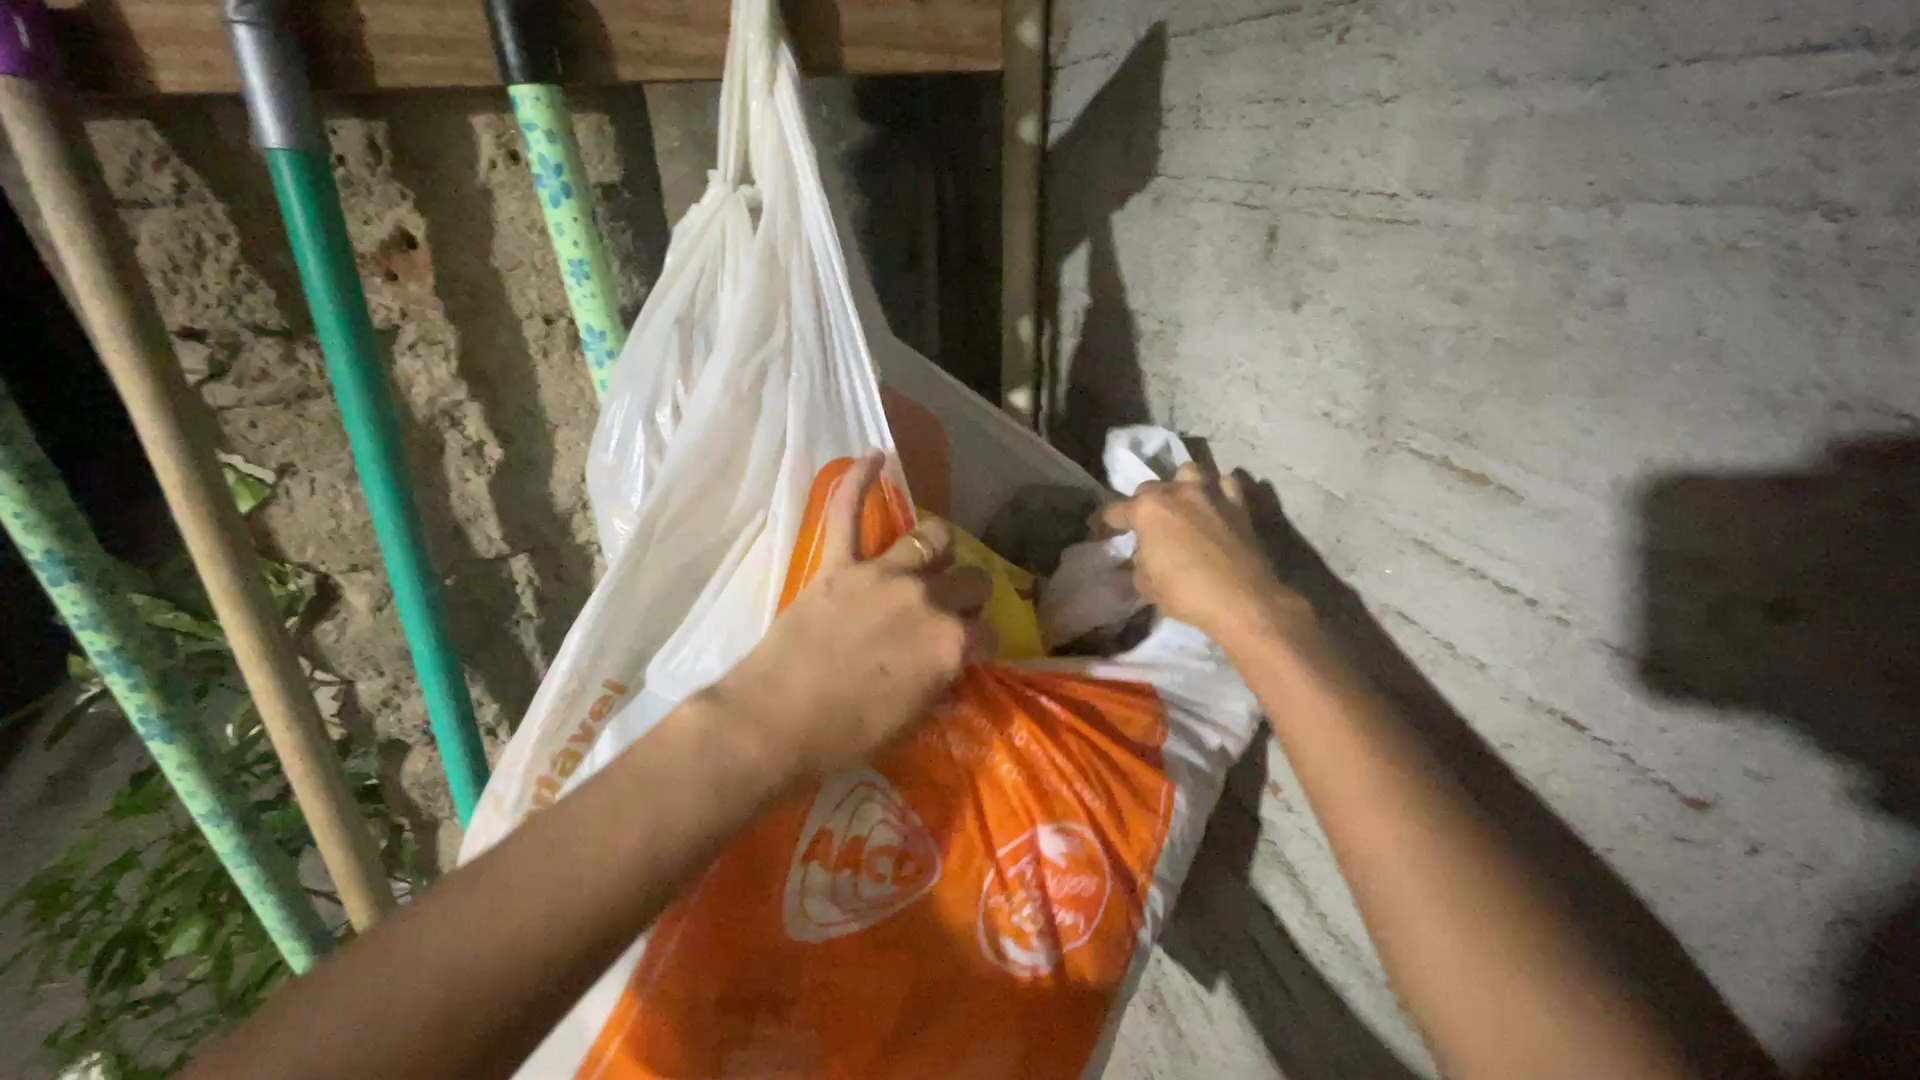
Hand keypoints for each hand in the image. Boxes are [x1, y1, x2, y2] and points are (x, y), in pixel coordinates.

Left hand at [713, 452, 993, 774]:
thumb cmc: (846, 736)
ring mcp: (883, 575)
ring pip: (932, 537)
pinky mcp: (839, 564)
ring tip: (932, 556)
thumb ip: (939, 686)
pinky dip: (860, 480)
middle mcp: (928, 599)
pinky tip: (875, 456)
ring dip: (939, 548)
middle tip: (953, 609)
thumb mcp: (912, 722)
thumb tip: (948, 671)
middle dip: (970, 595)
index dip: (982, 645)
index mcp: (952, 644)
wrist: (775, 723)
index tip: (971, 654)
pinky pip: (849, 511)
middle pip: (972, 579)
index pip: (989, 633)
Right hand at [1095, 463, 1311, 647]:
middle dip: (1140, 504)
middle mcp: (1176, 493)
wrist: (1242, 600)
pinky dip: (1218, 491)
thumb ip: (1138, 562)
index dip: (1103, 524)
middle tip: (1142, 526)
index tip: (1099, 533)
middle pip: (1149, 488)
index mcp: (1147, 510)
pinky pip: (1226, 484)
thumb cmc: (1185, 593)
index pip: (1114, 511)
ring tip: (1180, 504)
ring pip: (1188, 472)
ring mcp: (1210, 494)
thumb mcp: (1146, 583)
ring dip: (1179, 485)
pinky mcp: (1238, 505)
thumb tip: (1142, 555)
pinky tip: (1215, 505)